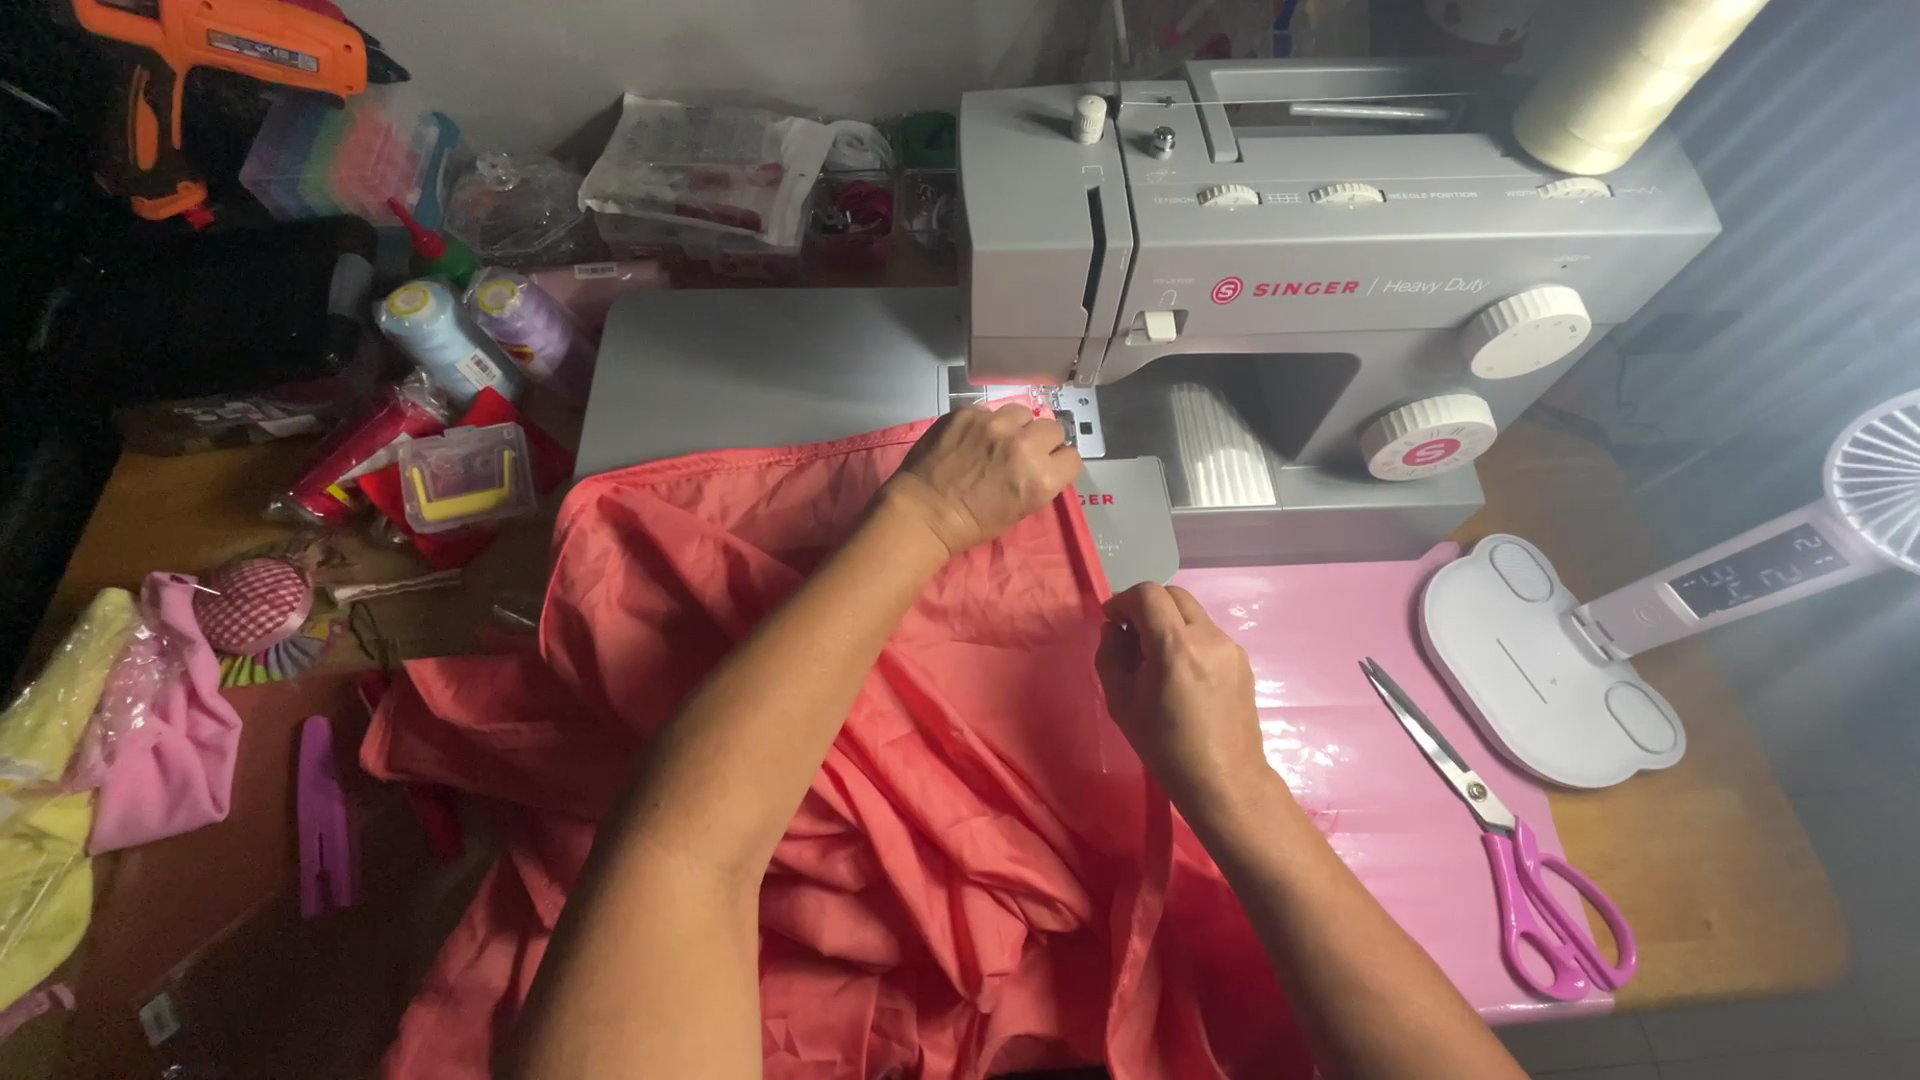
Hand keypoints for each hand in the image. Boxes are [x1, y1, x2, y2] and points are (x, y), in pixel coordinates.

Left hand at [878, 404, 1082, 558]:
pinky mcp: (967, 413)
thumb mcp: (1021, 510)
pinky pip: (988, 410)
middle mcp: (1023, 446)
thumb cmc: (972, 523)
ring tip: (997, 440)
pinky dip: (984, 423)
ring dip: (1016, 425)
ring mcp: (994, 425)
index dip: (1059, 462)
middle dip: (1042, 440)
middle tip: (1022, 452)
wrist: (924, 512)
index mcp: (1041, 478)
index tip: (1047, 465)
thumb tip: (1044, 460)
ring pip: (1022, 411)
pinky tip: (970, 439)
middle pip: (1053, 428)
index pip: (1073, 457)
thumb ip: (1039, 480)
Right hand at [1096, 582, 1273, 815]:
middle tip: (1131, 635)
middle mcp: (1208, 637)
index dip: (1123, 601)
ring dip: (1168, 621)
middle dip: (1146, 605)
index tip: (1112, 622)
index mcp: (1175, 647)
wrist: (1224, 780)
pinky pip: (1206, 633)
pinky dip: (1187, 637)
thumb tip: (1117, 629)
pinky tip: (1180, 673)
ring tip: (1155, 657)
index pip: (1147, 594)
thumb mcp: (1120, 702)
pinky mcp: (1241, 659)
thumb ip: (1111, 654)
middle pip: (1172, 594)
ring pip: (1191, 612)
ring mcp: (1230, 646)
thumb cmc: (1164, 746)